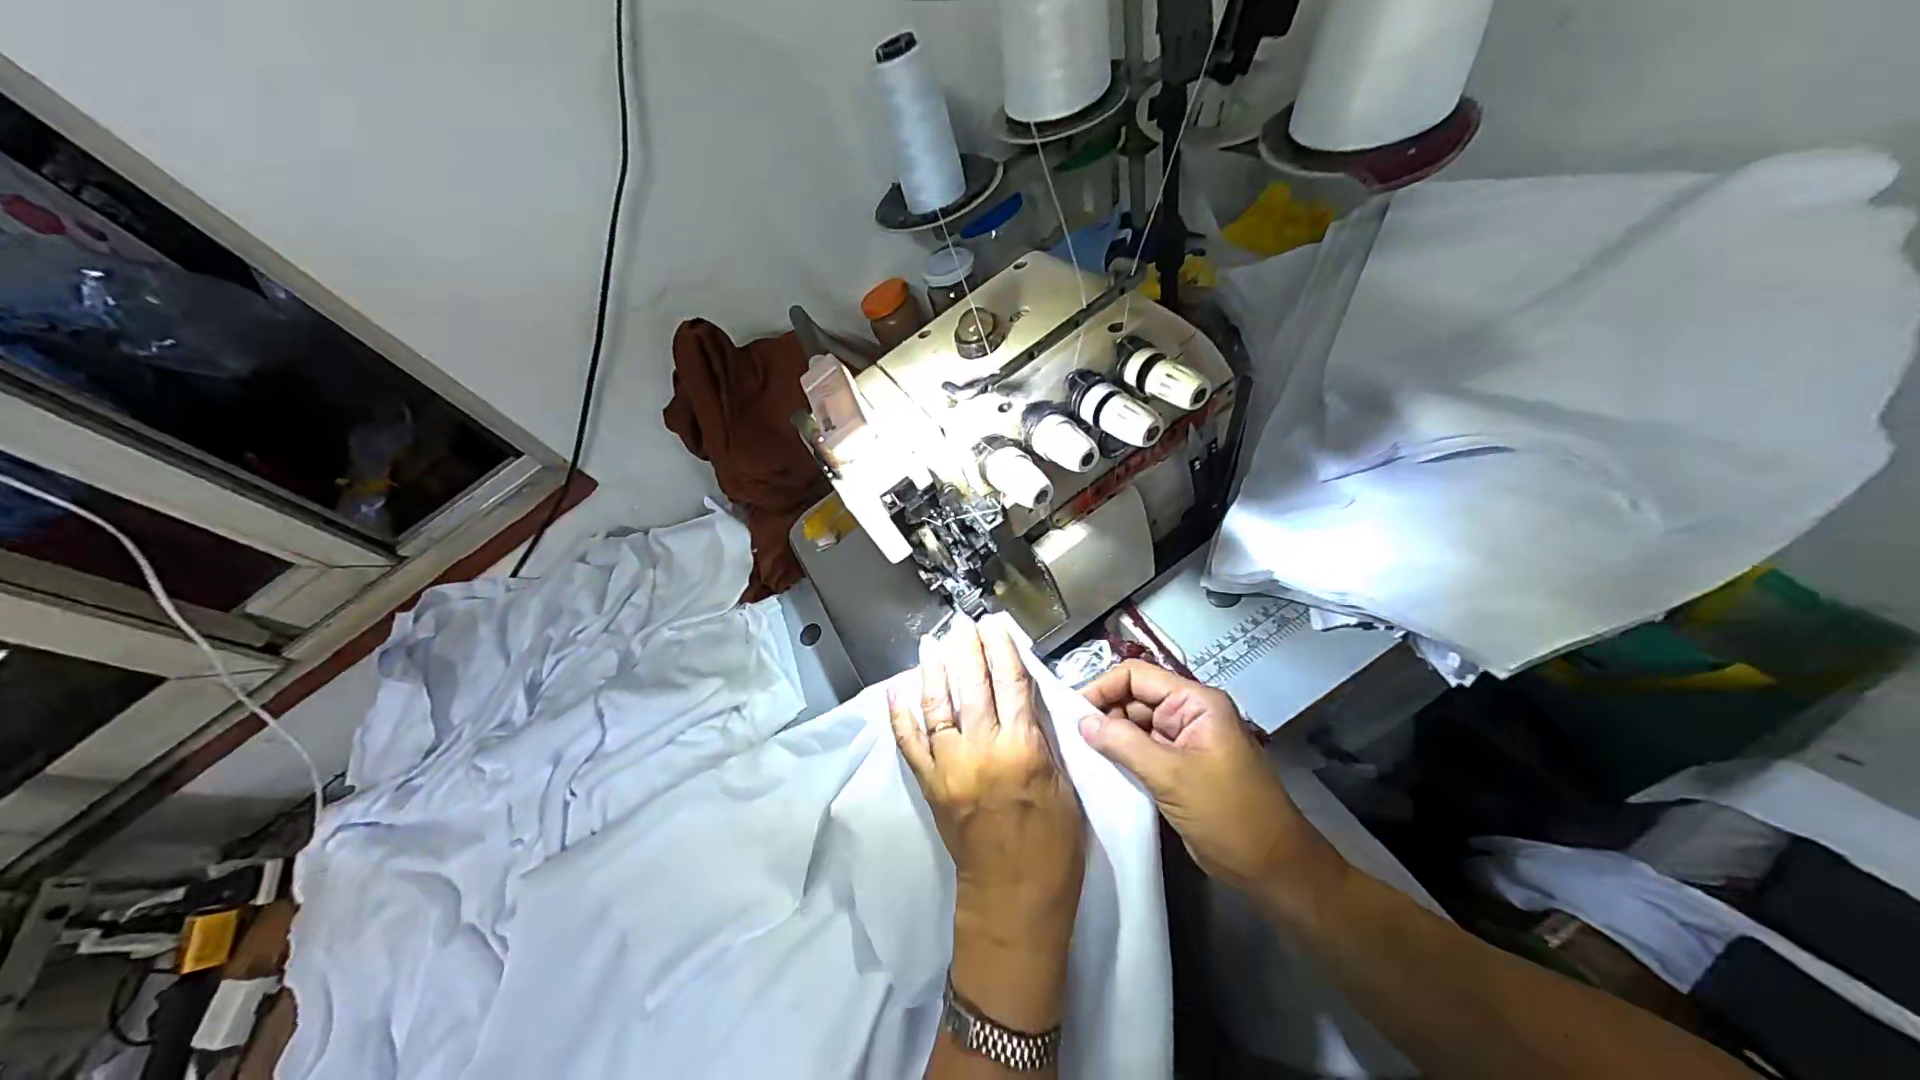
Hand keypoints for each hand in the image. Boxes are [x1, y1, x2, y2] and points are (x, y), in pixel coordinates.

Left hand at [890, 612, 1084, 1031]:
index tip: (995, 626)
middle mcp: (982, 749)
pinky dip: (901, 715)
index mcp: (1023, 749)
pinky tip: (897, 690)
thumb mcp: (1064, 787)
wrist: (1013, 898)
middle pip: (971, 686)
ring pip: (936, 705)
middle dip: (966, 650)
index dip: (1003, 650)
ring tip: (930, 645)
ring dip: (933, 671)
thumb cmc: (1054, 846)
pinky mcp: (929, 785)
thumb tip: (1024, 703)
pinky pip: (909, 742)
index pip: (1011, 684)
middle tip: (960, 624)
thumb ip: (1041, 741)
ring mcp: (950, 766)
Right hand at [1078, 661, 1340, 910]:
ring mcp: (1182, 741)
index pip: (1137, 676)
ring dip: (1109, 736)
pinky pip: (1141, 750)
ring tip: (1079, 753)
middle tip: (1071, 738)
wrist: (1271, 867)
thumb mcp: (1172, 776)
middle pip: (1133, 698)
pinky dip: (1120, 756)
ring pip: (1134, 725)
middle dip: (1103, 713)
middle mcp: (1188, 714)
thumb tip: (1082, 721)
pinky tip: (1099, 767)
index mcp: (1196, 702)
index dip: (1103, 688)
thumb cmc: (1229, 814)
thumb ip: (1124, 743)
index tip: (1072, 713)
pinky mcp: (1177, 767)